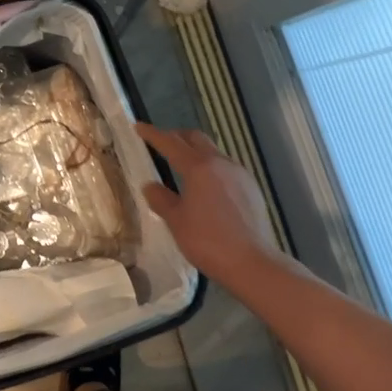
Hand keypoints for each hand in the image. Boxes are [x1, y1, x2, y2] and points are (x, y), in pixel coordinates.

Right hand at [136, 124, 289, 283]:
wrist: (252, 264)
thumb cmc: (208, 240)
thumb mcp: (175, 220)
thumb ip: (161, 199)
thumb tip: (151, 186)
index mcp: (199, 167)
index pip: (170, 143)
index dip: (152, 134)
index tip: (139, 126)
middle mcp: (221, 164)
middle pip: (196, 139)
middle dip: (177, 137)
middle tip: (161, 143)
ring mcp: (240, 175)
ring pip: (213, 153)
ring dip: (196, 153)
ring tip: (183, 166)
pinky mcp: (252, 190)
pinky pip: (226, 169)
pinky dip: (211, 168)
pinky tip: (206, 187)